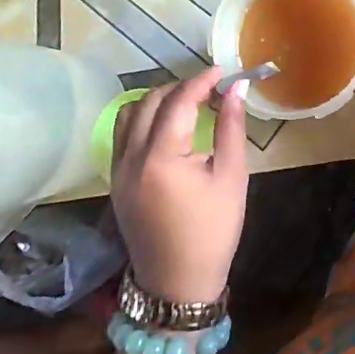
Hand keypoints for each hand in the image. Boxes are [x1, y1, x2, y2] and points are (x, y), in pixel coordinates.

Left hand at [109, 68, 248, 303]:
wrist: (177, 282)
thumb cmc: (214, 231)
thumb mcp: (232, 176)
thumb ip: (232, 127)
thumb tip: (238, 89)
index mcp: (161, 157)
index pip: (178, 101)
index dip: (202, 81)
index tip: (223, 71)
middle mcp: (131, 158)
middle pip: (150, 101)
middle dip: (181, 86)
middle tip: (212, 88)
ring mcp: (118, 170)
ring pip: (129, 114)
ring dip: (158, 99)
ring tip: (189, 103)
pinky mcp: (116, 181)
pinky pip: (123, 134)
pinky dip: (145, 118)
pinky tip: (169, 126)